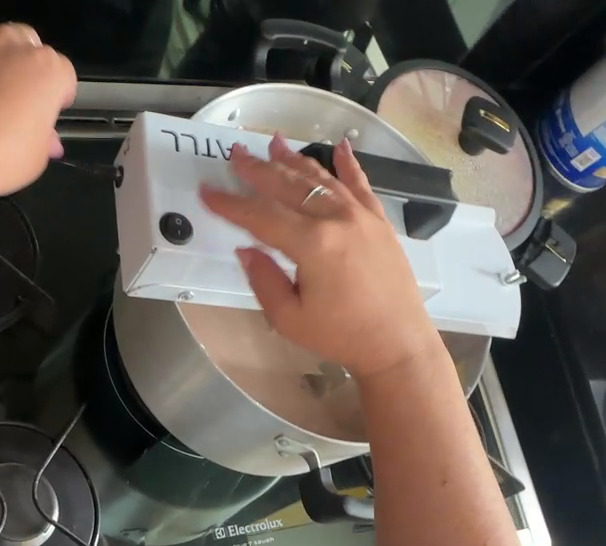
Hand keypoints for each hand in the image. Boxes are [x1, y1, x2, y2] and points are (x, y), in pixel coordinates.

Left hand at [0, 24, 77, 204]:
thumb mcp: (35, 161)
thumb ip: (45, 140)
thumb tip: (47, 140)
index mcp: (46, 70)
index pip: (64, 75)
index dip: (58, 98)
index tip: (49, 117)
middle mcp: (13, 46)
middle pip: (29, 49)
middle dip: (27, 73)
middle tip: (17, 108)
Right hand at [201, 137, 443, 381]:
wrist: (396, 341)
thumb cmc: (340, 335)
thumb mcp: (289, 319)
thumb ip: (264, 281)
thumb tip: (247, 250)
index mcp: (312, 244)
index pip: (261, 217)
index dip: (231, 204)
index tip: (208, 191)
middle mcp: (337, 219)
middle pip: (290, 186)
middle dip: (259, 169)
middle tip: (237, 153)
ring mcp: (362, 216)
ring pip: (322, 179)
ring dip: (295, 160)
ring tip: (275, 143)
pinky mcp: (379, 222)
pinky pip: (360, 184)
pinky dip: (349, 165)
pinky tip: (341, 148)